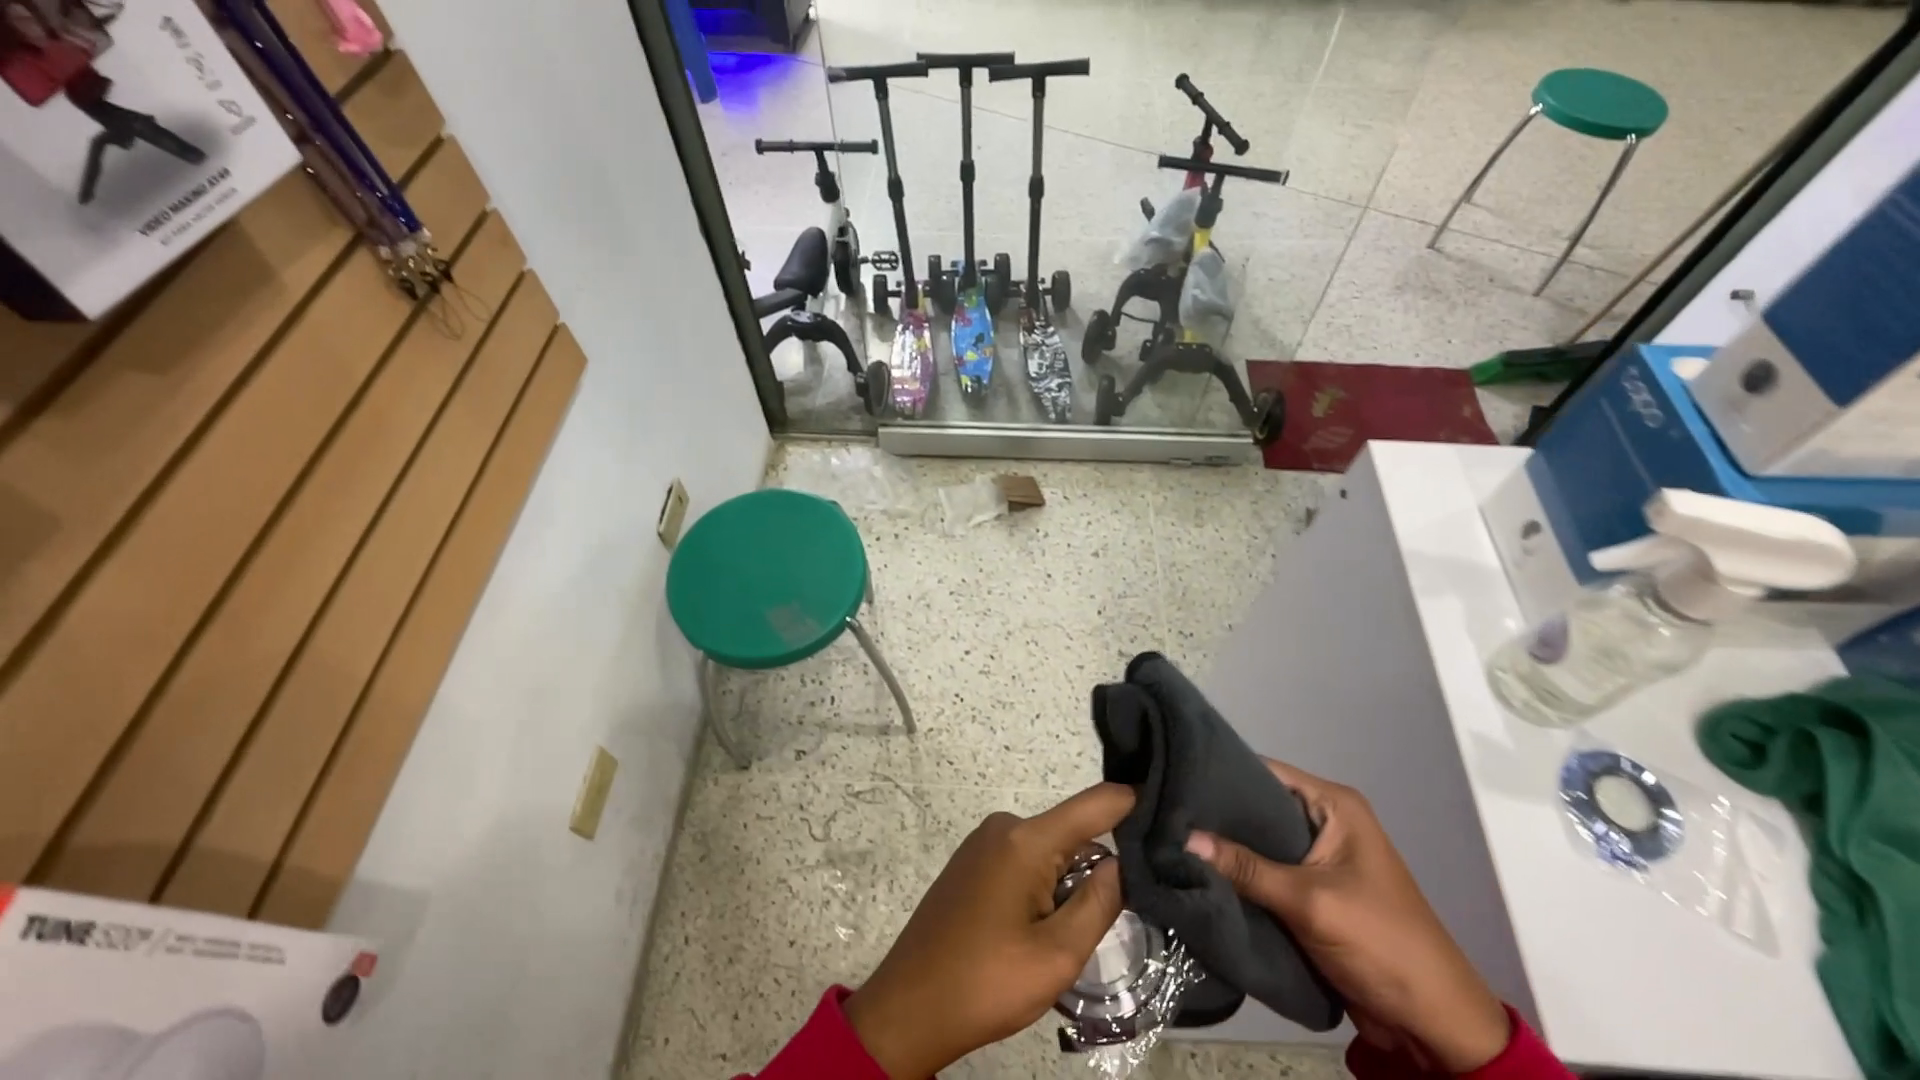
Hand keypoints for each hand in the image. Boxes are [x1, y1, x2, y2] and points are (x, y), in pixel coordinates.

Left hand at [844, 783, 1133, 1079]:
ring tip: (1070, 939)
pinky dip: (1044, 890)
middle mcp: (1004, 829)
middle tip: (1124, 917)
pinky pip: (1025, 864)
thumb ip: (1100, 901)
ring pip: (1051, 854)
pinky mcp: (972, 867)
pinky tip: (1040, 933)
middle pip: (1075, 834)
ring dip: (1070, 888)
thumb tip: (1127, 861)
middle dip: (1101, 870)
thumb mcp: (1057, 954)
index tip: (1178, 822)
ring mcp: (983, 846)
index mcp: (1025, 839)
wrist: (908, 1011)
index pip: (1098, 804)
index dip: (1139, 806)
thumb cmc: (985, 983)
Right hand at [1185, 759, 1509, 1073]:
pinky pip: (1263, 874)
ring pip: (1256, 843)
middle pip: (1256, 807)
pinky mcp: (1309, 892)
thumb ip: (1246, 868)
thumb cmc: (1381, 943)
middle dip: (1213, 815)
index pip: (1265, 772)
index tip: (1169, 778)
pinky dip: (1235, 877)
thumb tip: (1182, 836)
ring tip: (1164, 842)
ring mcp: (1317, 859)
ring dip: (1221, 850)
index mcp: (1334, 805)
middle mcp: (1324, 822)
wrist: (1430, 1019)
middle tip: (1159, 816)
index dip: (1218, 773)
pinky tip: (1193, 875)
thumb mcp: (1310, 902)